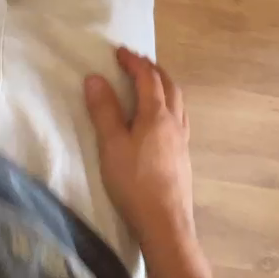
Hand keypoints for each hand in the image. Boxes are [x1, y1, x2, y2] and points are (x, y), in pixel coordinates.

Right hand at [85, 46, 196, 251]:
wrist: (165, 225)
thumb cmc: (135, 182)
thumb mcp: (111, 144)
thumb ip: (104, 110)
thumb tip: (95, 77)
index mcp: (157, 115)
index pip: (147, 78)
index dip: (134, 62)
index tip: (119, 52)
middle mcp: (174, 124)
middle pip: (169, 86)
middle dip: (152, 70)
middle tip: (135, 62)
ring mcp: (182, 142)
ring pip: (178, 103)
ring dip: (164, 87)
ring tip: (149, 85)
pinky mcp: (182, 159)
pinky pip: (179, 119)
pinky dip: (168, 106)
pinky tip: (159, 121)